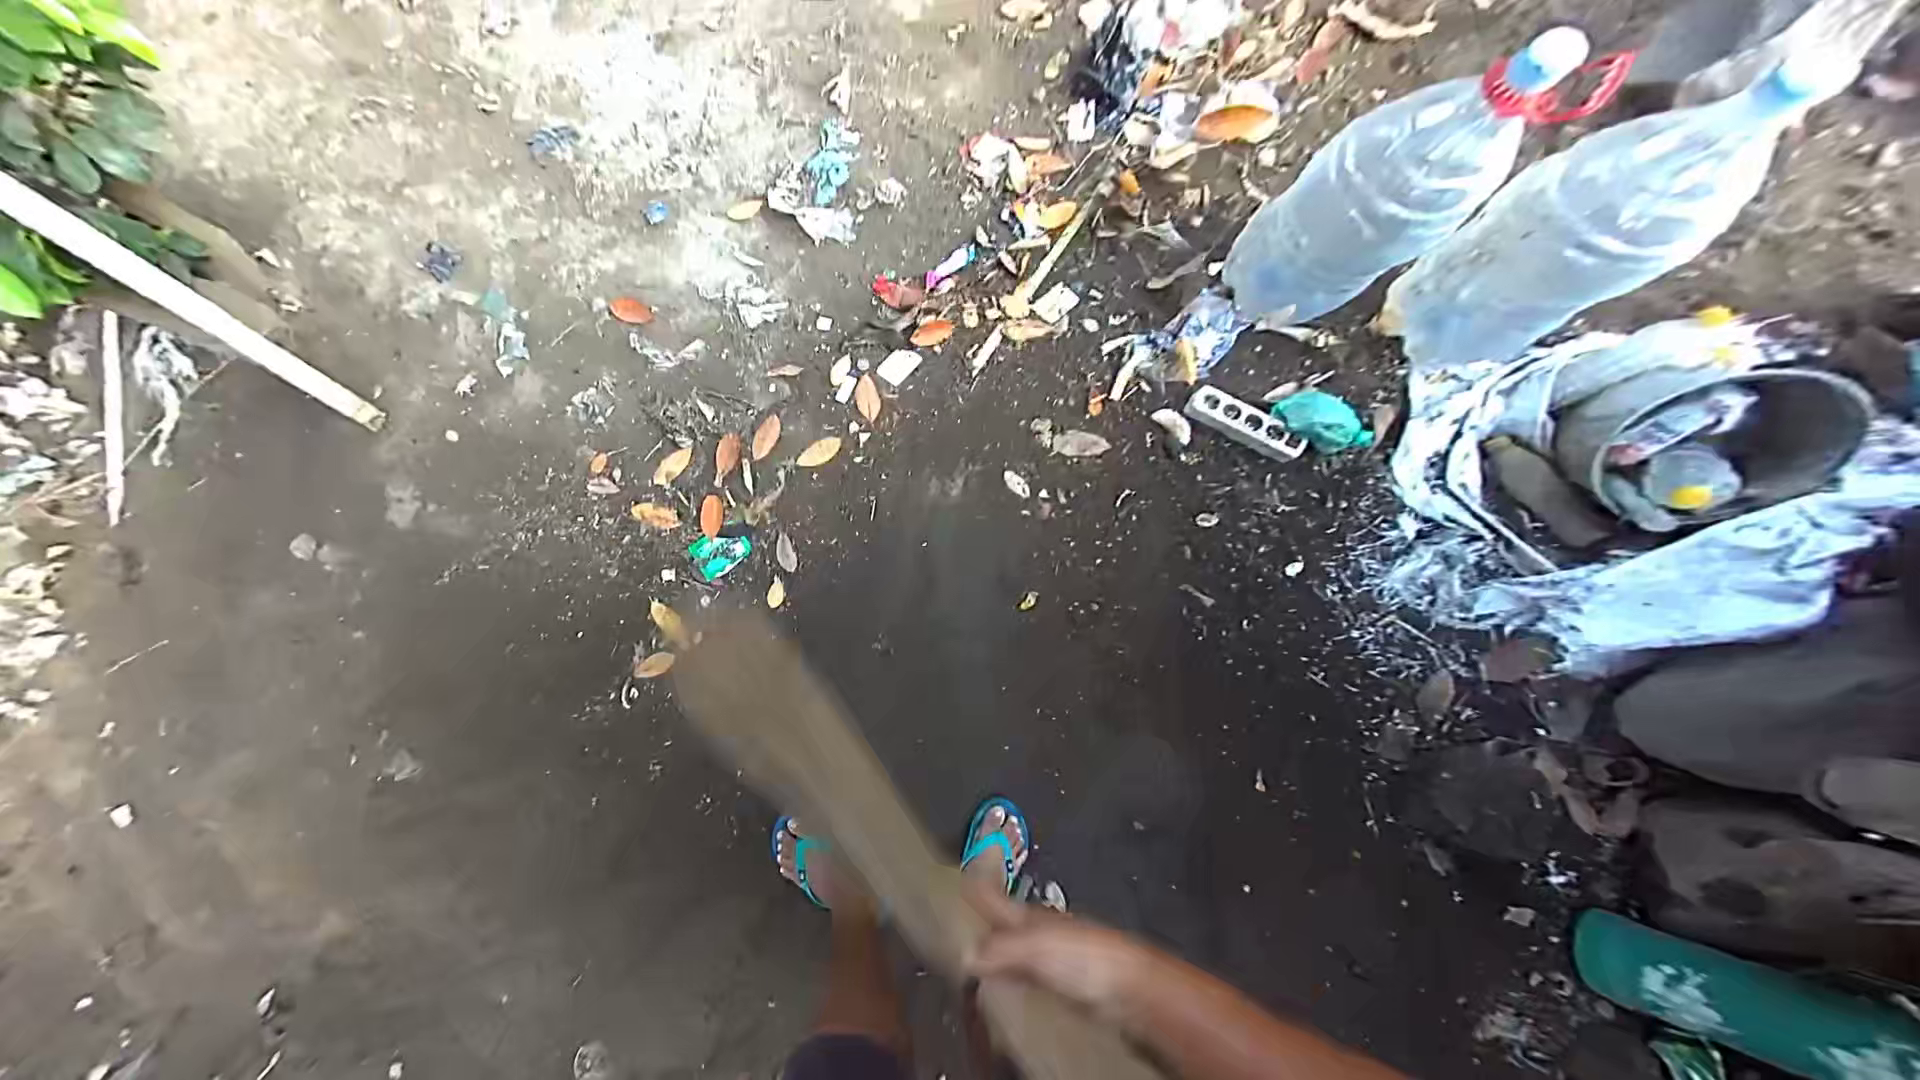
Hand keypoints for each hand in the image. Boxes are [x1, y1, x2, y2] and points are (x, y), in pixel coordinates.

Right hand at [963, 879, 1152, 1019]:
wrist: (1129, 986)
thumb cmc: (1083, 954)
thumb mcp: (1036, 946)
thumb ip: (1001, 949)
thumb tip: (964, 955)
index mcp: (1027, 914)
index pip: (992, 896)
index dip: (972, 886)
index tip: (949, 882)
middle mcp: (1034, 933)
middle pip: (997, 928)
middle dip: (975, 929)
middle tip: (945, 938)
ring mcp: (1047, 961)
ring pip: (1008, 958)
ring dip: (990, 963)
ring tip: (964, 974)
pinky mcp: (1057, 988)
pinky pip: (1022, 985)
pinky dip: (1007, 989)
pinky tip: (997, 1001)